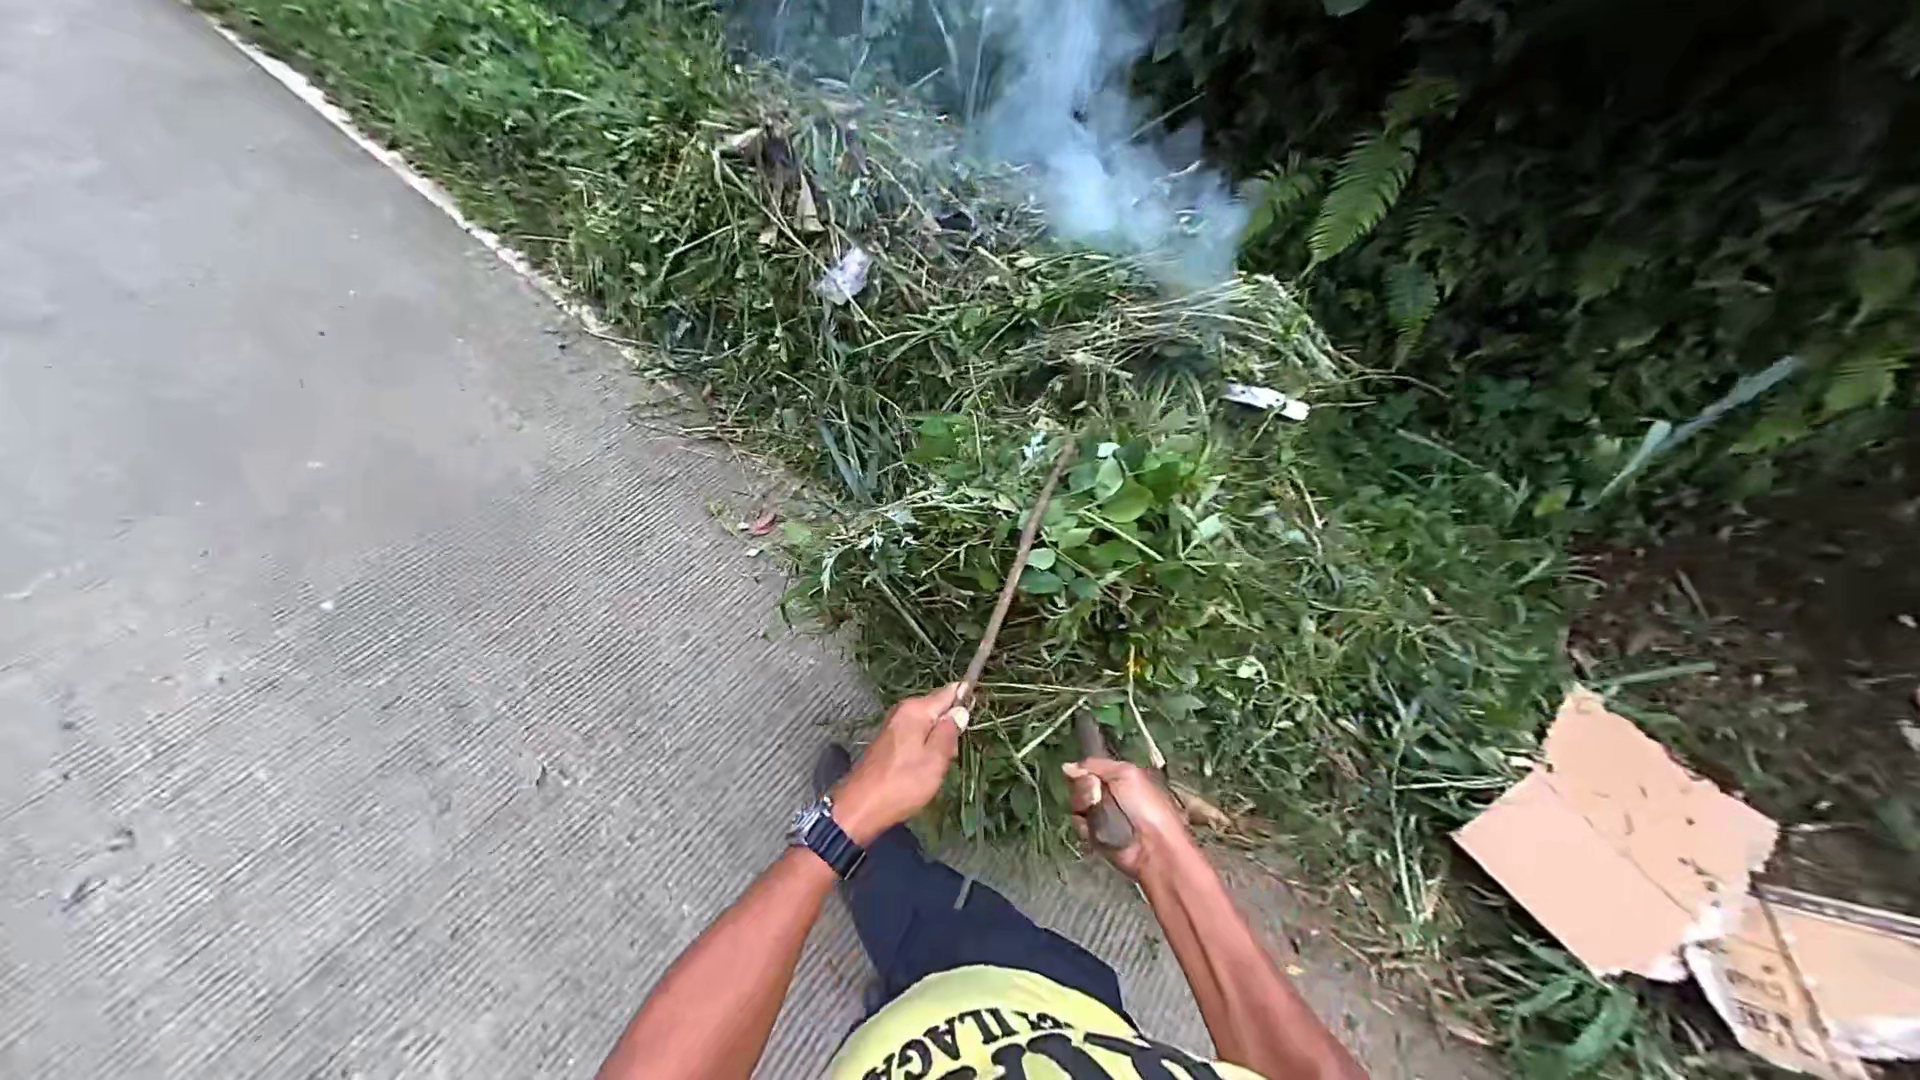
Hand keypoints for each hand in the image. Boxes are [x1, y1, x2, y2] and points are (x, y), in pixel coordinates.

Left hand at [832, 684, 967, 844]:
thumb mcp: (935, 759)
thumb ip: (949, 732)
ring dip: (937, 741)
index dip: (965, 699)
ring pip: (926, 725)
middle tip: (952, 754)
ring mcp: (893, 726)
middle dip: (950, 727)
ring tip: (938, 766)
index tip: (978, 710)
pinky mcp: (887, 742)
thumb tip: (960, 710)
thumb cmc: (902, 784)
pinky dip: (924, 748)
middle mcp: (902, 712)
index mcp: (915, 710)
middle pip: (937, 709)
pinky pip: (914, 736)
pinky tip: (923, 770)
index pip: (947, 693)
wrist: (861, 807)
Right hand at [1063, 757, 1193, 878]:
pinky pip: (1078, 823)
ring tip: (1101, 814)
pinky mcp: (1094, 834)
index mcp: (1118, 776)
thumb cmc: (1145, 806)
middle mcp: (1107, 793)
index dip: (1083, 770)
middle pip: (1078, 783)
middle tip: (1097, 796)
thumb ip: (1096, 764)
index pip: (1087, 766)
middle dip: (1084, 788)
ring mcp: (1100, 814)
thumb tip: (1067, 767)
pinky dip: (1085, 825)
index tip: (1086, 775)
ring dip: (1085, 807)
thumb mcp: (1126, 774)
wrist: (1153, 848)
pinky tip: (1097, 829)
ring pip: (1075, 803)